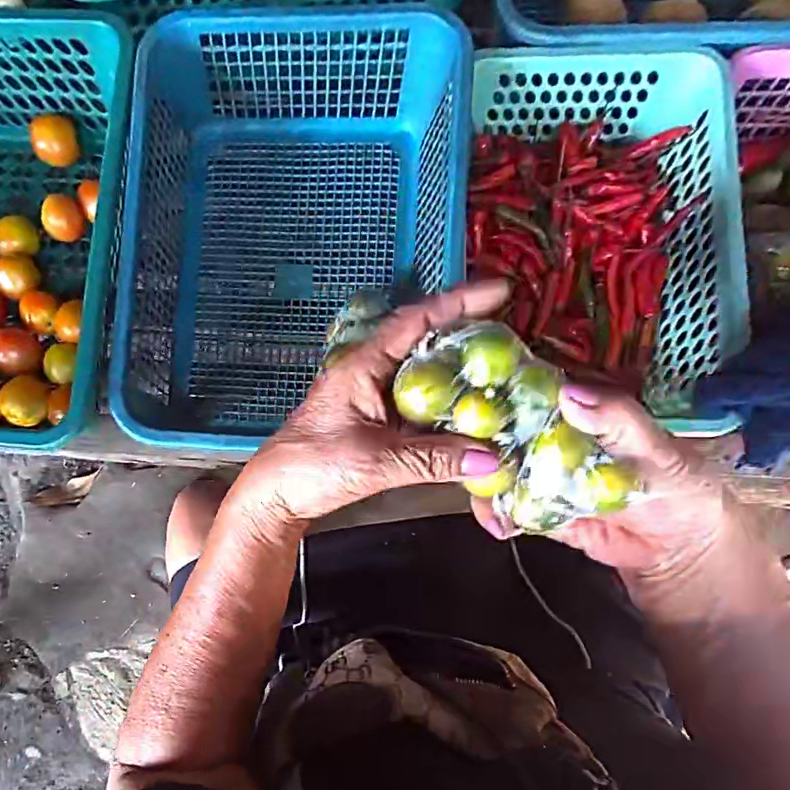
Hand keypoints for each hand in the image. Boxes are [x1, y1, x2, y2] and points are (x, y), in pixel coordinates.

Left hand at [230, 281, 511, 531]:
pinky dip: (443, 408)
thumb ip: (433, 460)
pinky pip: (415, 407)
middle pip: (424, 346)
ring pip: (422, 378)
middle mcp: (366, 376)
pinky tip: (469, 416)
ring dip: (459, 377)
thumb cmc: (310, 470)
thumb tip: (491, 460)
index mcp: (361, 368)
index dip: (458, 302)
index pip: (414, 322)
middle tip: (515, 338)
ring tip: (505, 375)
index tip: (499, 291)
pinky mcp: (371, 424)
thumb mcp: (375, 463)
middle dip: (468, 339)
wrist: (273, 498)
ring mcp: (369, 400)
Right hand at [471, 382, 746, 587]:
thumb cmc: (679, 485)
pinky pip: (505, 508)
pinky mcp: (532, 508)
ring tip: (488, 503)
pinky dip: (496, 515)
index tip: (469, 398)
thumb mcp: (656, 447)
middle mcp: (548, 438)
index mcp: (576, 410)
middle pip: (498, 433)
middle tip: (465, 459)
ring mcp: (537, 474)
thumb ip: (617, 419)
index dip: (495, 391)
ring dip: (483, 486)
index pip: (528, 392)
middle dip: (475, 445)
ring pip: (494, 471)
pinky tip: (500, 525)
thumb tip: (568, 393)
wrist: (680, 548)